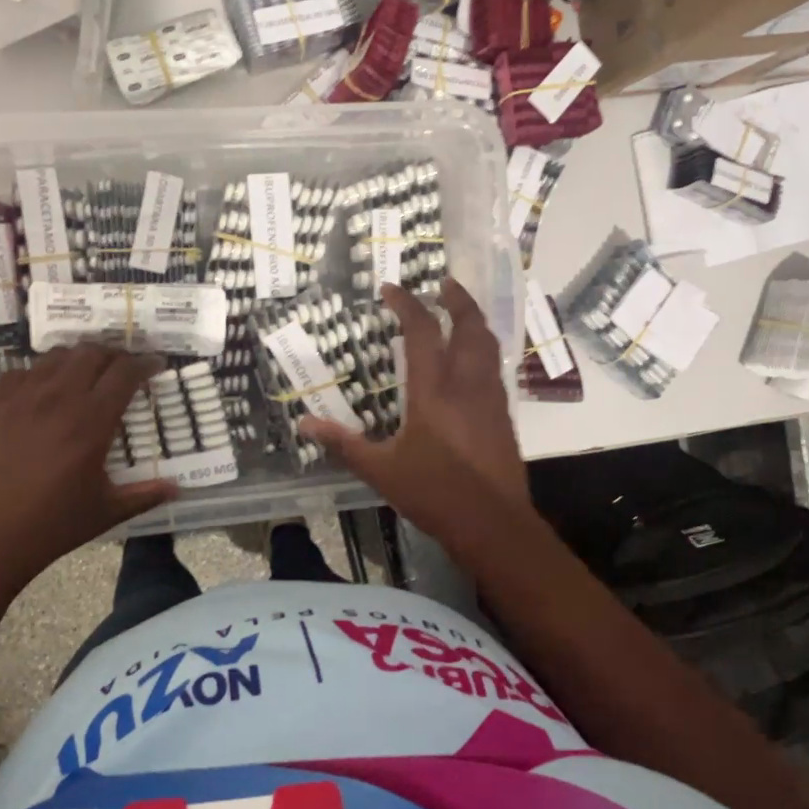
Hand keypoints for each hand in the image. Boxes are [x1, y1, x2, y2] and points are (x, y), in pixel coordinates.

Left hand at [0, 346, 178, 576]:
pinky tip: (46, 388)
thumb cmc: (52, 526)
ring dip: (79, 358)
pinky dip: (40, 371)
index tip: (156, 365)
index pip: (124, 374)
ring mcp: (23, 399)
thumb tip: (177, 488)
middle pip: (91, 353)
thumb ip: (145, 495)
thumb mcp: (107, 512)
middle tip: (125, 369)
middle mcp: (58, 400)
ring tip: (88, 373)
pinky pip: (22, 371)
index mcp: (91, 422)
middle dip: (114, 355)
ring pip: (57, 356)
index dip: (145, 364)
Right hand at [299, 280, 529, 538]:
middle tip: (443, 284)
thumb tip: (305, 424)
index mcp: (433, 392)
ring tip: (460, 312)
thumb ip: (344, 444)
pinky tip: (473, 363)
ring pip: (488, 345)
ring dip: (474, 322)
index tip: (391, 289)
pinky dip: (482, 351)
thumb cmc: (434, 494)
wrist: (492, 523)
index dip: (407, 305)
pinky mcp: (503, 416)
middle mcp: (466, 385)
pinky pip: (494, 369)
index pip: (422, 332)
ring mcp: (490, 399)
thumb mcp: (381, 471)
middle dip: (457, 300)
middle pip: (469, 326)